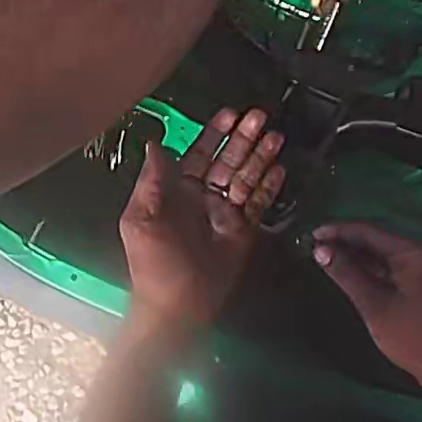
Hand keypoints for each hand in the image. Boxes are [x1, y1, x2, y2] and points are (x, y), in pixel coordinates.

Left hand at [119, 108, 285, 327]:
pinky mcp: (243, 231)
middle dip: (244, 139)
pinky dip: (269, 187)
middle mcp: (203, 198)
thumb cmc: (154, 263)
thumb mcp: (141, 218)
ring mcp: (225, 214)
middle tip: (260, 117)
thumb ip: (151, 180)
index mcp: (177, 191)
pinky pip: (258, 203)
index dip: (214, 134)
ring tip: (276, 137)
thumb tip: (154, 142)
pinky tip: (279, 169)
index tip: (230, 115)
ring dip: (260, 157)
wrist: (177, 306)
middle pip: (227, 160)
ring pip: (246, 177)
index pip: (199, 154)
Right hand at [311, 223, 421, 381]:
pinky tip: (349, 268)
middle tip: (316, 245)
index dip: (340, 231)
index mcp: (417, 253)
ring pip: (383, 253)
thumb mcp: (373, 304)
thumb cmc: (410, 336)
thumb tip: (320, 250)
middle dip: (346, 242)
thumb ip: (346, 273)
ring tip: (326, 255)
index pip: (372, 232)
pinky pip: (391, 265)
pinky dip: (370, 267)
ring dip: (356, 255)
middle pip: (378, 240)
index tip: (314, 234)